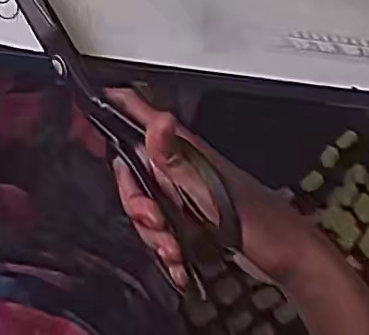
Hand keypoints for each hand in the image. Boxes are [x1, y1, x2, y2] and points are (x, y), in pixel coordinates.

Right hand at [107, 89, 368, 334]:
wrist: (285, 255)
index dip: (105, 108)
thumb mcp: (203, 183)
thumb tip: (154, 118)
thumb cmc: (251, 213)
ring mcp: (179, 186)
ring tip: (173, 249)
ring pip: (142, 201)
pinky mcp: (185, 213)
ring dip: (152, 233)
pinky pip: (158, 227)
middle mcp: (173, 160)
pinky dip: (164, 248)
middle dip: (134, 201)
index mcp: (174, 142)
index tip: (84, 119)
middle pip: (128, 167)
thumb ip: (171, 152)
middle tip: (153, 220)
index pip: (130, 109)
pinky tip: (180, 260)